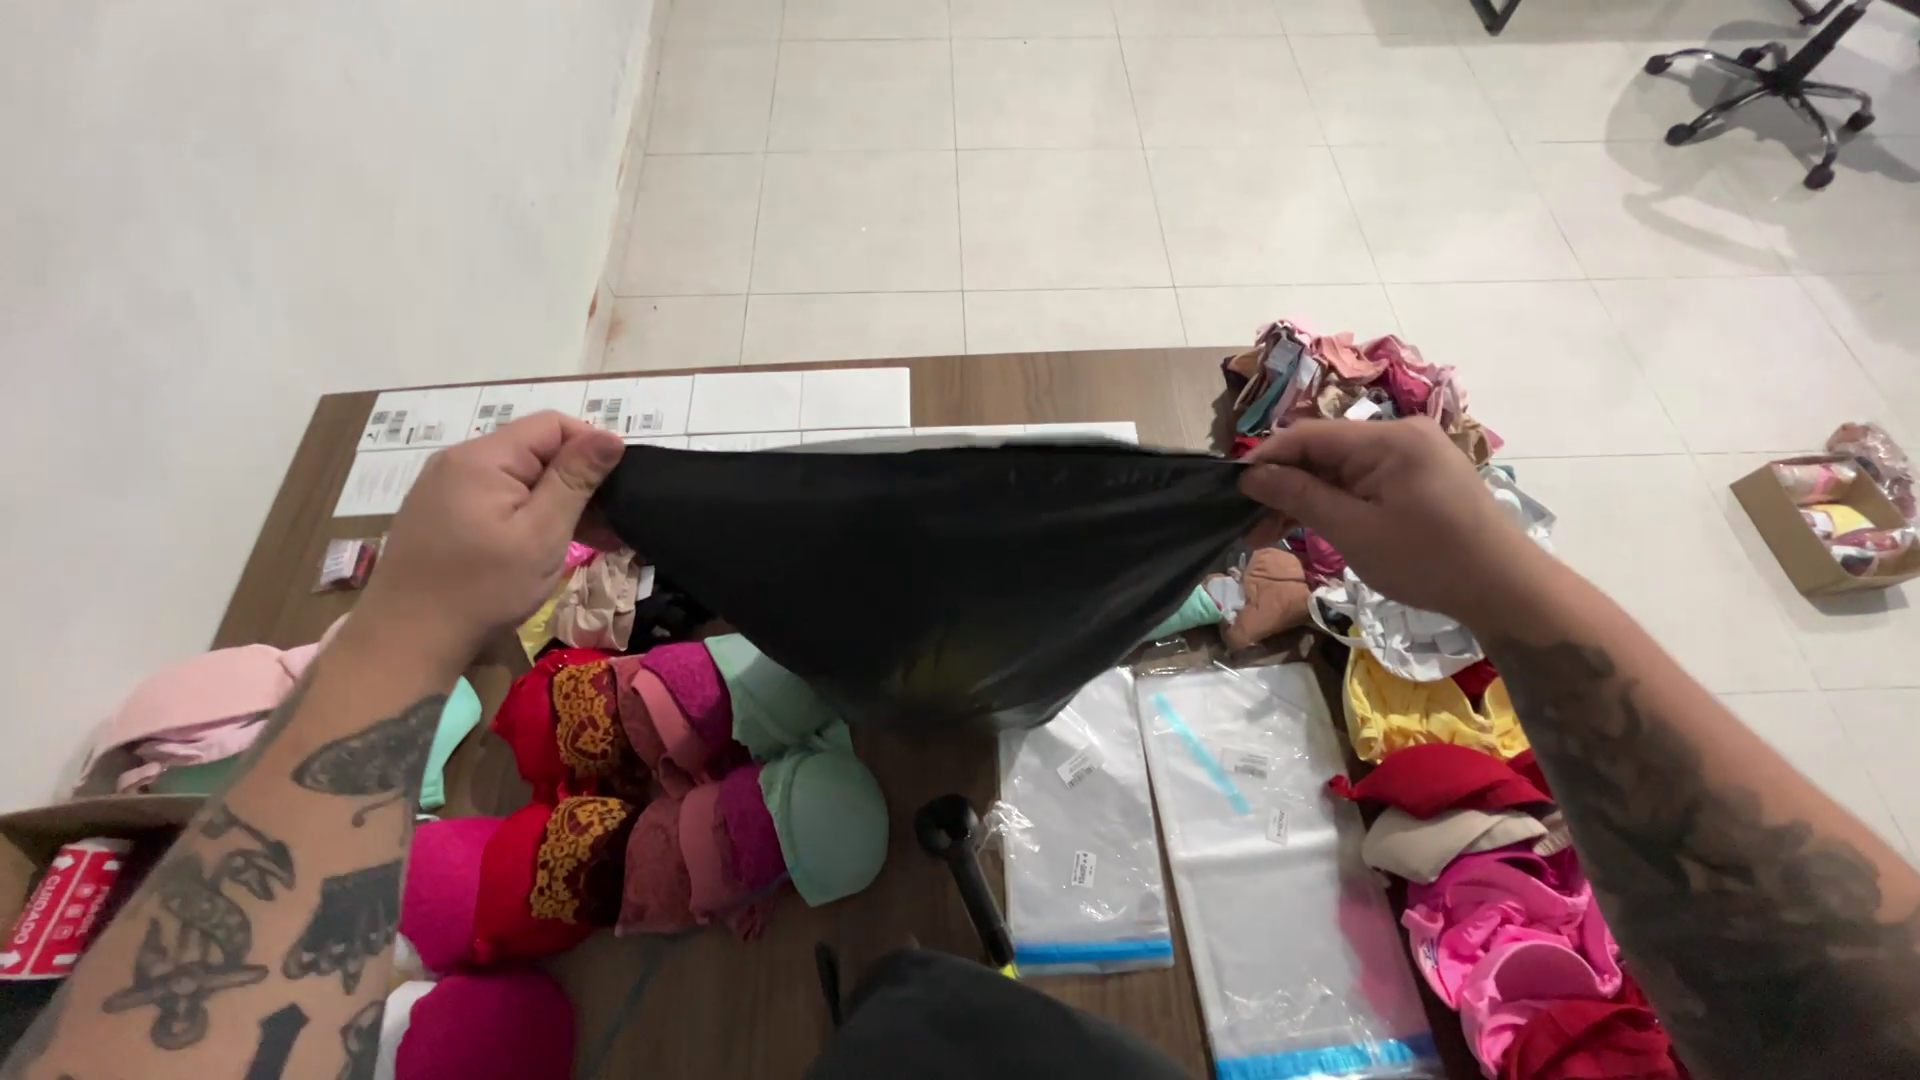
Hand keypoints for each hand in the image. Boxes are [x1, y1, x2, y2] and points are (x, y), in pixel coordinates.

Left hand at [349, 410, 626, 673]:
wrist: (407, 640)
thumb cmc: (484, 588)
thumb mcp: (542, 533)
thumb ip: (575, 480)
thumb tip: (612, 436)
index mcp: (483, 458)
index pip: (552, 424)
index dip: (592, 446)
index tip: (619, 487)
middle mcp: (460, 461)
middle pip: (535, 448)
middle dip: (579, 478)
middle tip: (612, 522)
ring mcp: (447, 488)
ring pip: (520, 476)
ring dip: (559, 500)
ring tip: (592, 538)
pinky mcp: (444, 514)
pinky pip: (499, 497)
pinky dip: (531, 513)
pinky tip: (550, 544)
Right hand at [1239, 417, 1555, 629]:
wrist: (1505, 590)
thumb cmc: (1427, 560)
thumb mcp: (1352, 531)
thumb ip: (1298, 497)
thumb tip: (1250, 475)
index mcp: (1388, 439)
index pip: (1307, 435)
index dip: (1265, 459)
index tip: (1232, 489)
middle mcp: (1400, 435)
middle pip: (1321, 452)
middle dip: (1281, 486)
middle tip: (1248, 525)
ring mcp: (1411, 455)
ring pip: (1338, 469)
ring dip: (1302, 499)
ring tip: (1267, 536)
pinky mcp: (1416, 477)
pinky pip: (1361, 481)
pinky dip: (1332, 502)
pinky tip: (1307, 527)